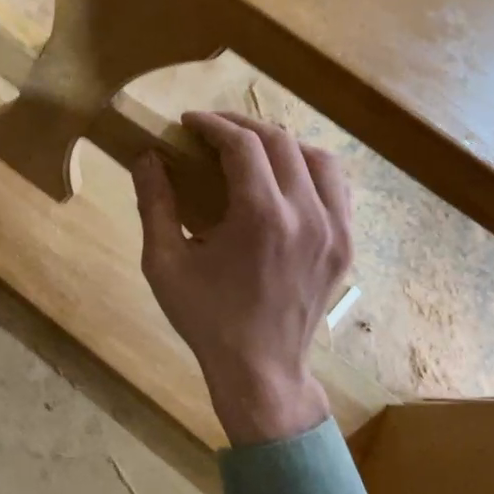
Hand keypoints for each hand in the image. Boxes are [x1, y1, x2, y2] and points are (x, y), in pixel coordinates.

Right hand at [131, 113, 351, 445]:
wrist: (261, 370)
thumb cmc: (206, 318)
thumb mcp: (164, 263)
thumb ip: (154, 203)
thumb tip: (146, 157)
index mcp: (261, 217)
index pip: (243, 144)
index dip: (212, 124)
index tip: (187, 123)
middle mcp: (307, 214)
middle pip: (280, 141)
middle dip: (241, 127)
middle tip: (210, 131)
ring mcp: (335, 229)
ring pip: (317, 157)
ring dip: (280, 144)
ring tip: (250, 150)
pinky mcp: (346, 244)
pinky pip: (337, 188)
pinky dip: (310, 170)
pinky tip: (284, 181)